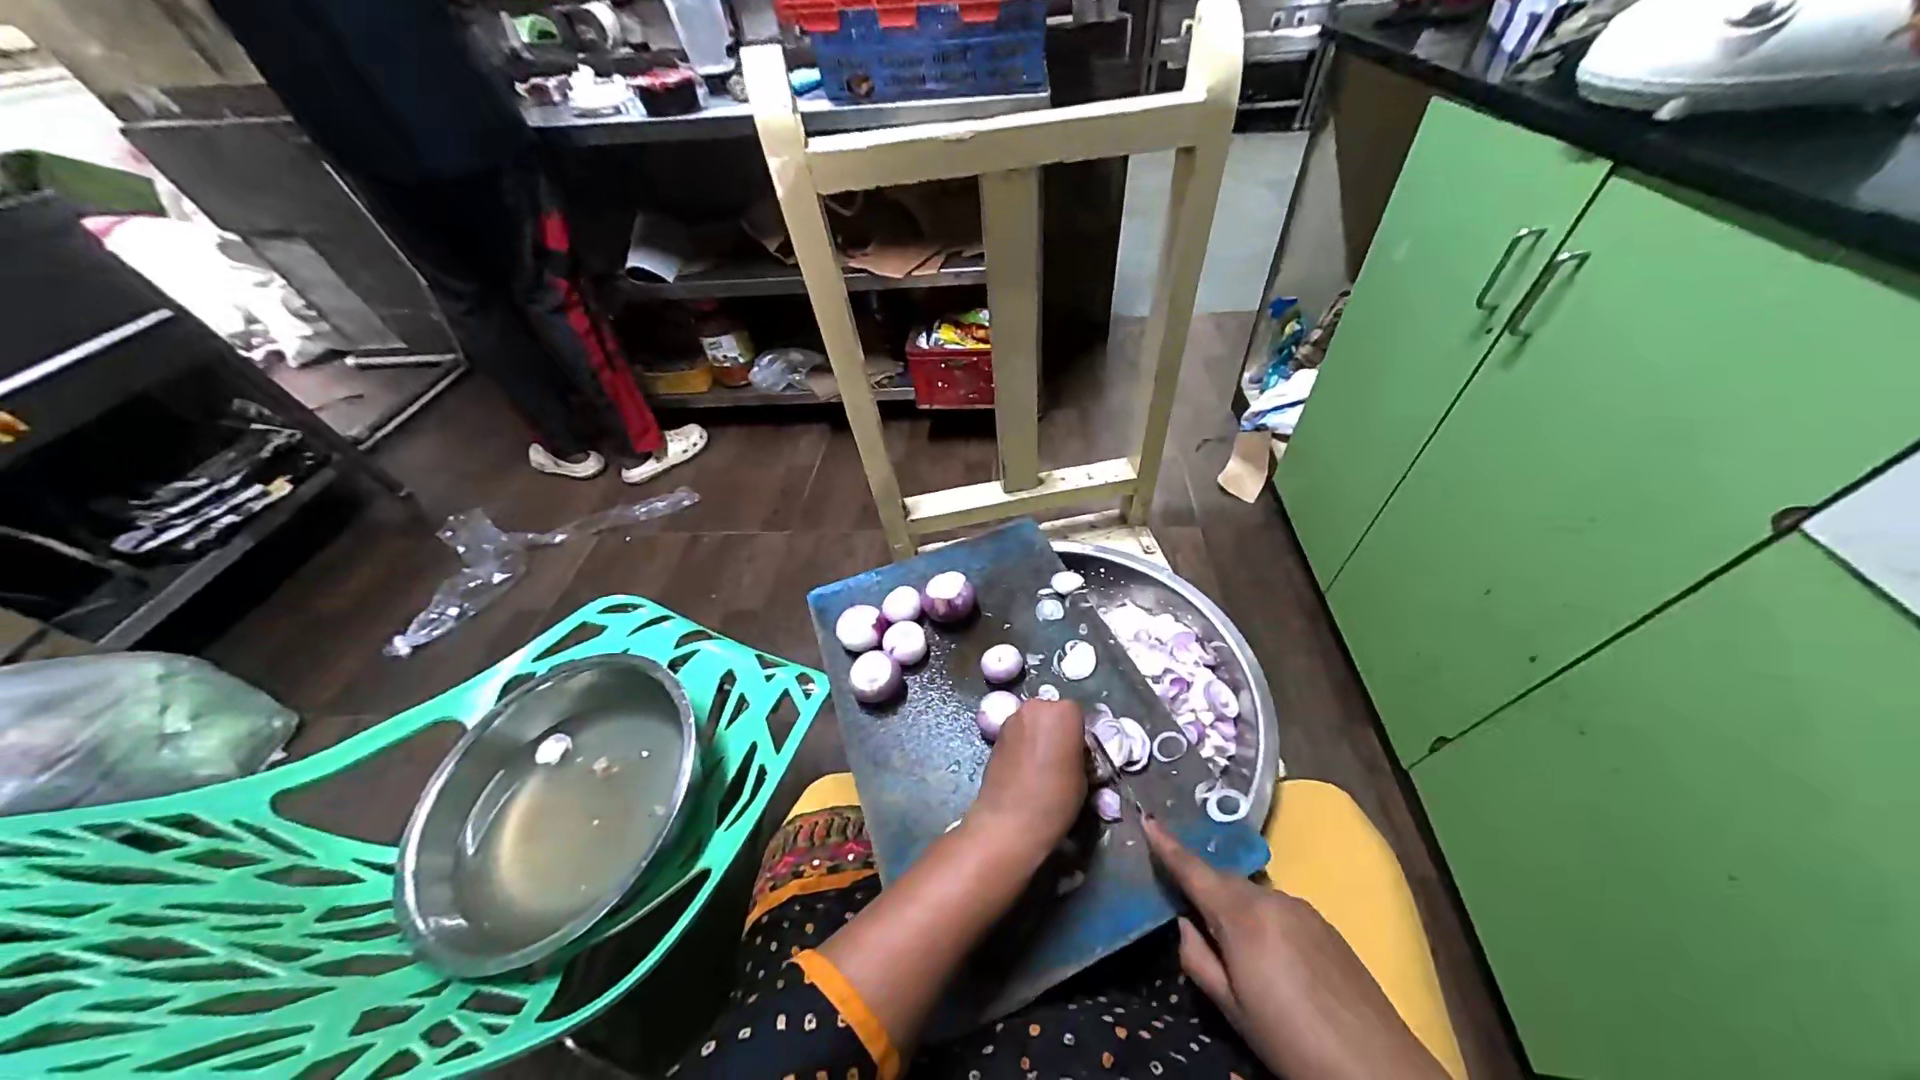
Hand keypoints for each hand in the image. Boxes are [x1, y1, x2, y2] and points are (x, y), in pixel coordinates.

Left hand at [969, 699, 1087, 855]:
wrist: (1009, 821)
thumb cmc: (1055, 798)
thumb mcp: (1083, 776)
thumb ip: (1080, 753)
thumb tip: (1073, 751)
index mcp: (1063, 712)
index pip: (1078, 713)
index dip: (1080, 734)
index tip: (1080, 754)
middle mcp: (1035, 707)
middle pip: (1052, 712)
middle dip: (1057, 729)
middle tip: (1062, 757)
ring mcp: (1012, 718)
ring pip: (1033, 721)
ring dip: (1039, 735)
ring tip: (1042, 764)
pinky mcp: (996, 734)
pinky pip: (1018, 732)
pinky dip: (1024, 743)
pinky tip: (1026, 767)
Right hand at [1143, 816, 1451, 1079]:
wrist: (1378, 1070)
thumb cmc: (1291, 1041)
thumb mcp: (1231, 1008)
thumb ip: (1197, 958)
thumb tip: (1185, 925)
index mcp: (1242, 916)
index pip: (1194, 870)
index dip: (1167, 845)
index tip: (1148, 820)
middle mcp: (1272, 899)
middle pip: (1223, 880)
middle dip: (1202, 885)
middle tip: (1184, 907)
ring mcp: (1303, 909)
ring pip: (1252, 896)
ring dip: (1234, 908)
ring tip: (1232, 947)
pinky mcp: (1326, 925)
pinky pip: (1278, 909)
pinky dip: (1261, 920)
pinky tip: (1270, 957)